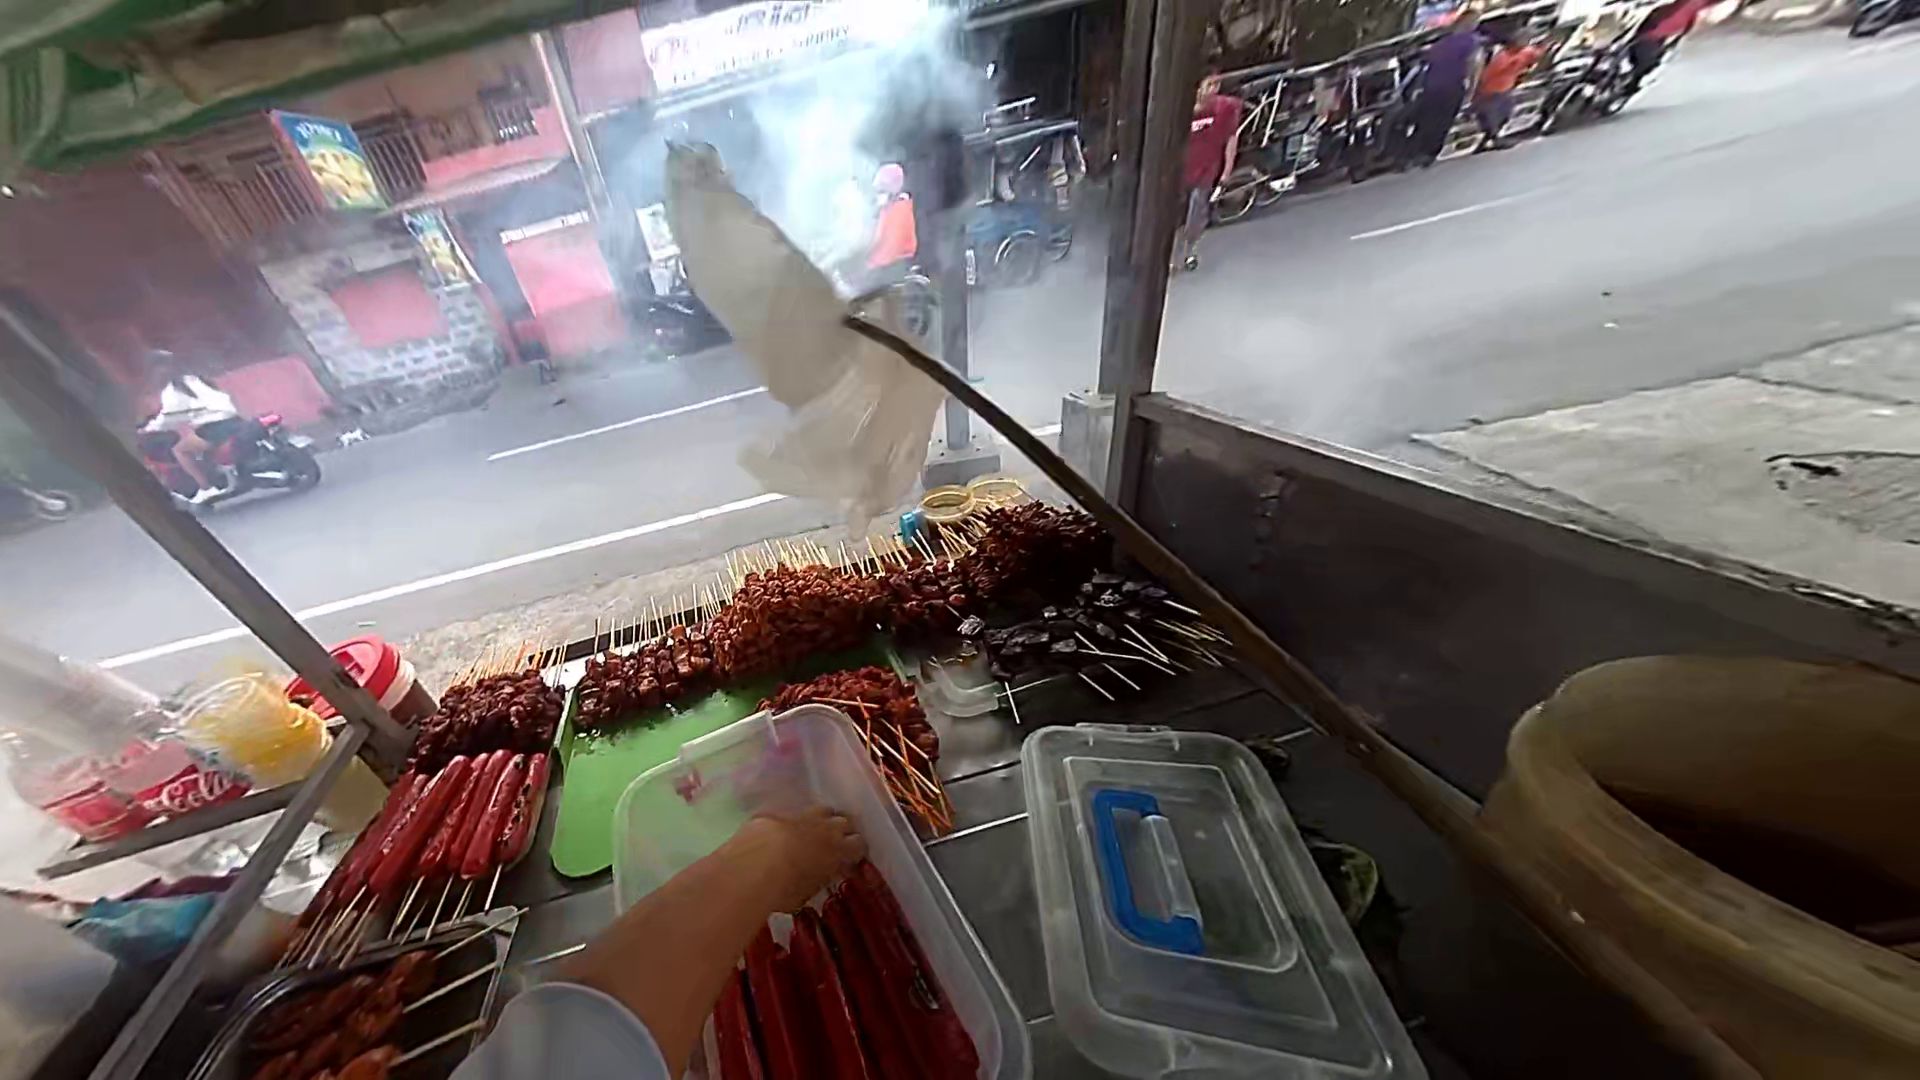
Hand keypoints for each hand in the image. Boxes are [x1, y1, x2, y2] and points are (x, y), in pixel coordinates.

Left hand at [729, 806, 865, 911]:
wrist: (755, 861)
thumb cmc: (785, 887)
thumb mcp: (807, 893)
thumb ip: (820, 879)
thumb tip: (821, 875)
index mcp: (839, 850)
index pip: (859, 844)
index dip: (856, 851)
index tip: (851, 859)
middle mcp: (829, 828)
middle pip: (845, 822)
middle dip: (842, 831)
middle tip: (835, 843)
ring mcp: (808, 815)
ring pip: (825, 810)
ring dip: (823, 820)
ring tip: (815, 831)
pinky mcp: (786, 809)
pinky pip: (800, 811)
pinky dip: (799, 819)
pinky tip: (790, 828)